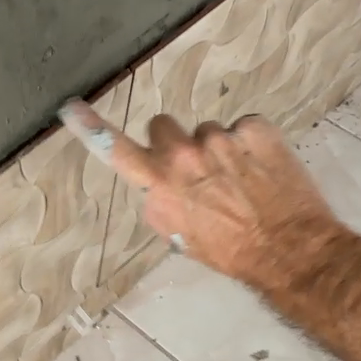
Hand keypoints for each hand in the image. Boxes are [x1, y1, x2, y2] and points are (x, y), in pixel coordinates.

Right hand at [58, 99, 345, 289]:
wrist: (288, 250)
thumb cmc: (230, 251)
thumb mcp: (179, 235)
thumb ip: (161, 200)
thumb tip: (158, 185)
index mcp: (160, 185)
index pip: (115, 150)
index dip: (90, 128)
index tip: (71, 109)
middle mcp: (184, 155)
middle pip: (164, 128)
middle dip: (176, 144)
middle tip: (198, 171)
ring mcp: (221, 138)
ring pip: (208, 131)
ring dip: (218, 149)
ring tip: (239, 180)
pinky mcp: (256, 128)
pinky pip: (244, 127)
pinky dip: (251, 145)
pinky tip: (261, 169)